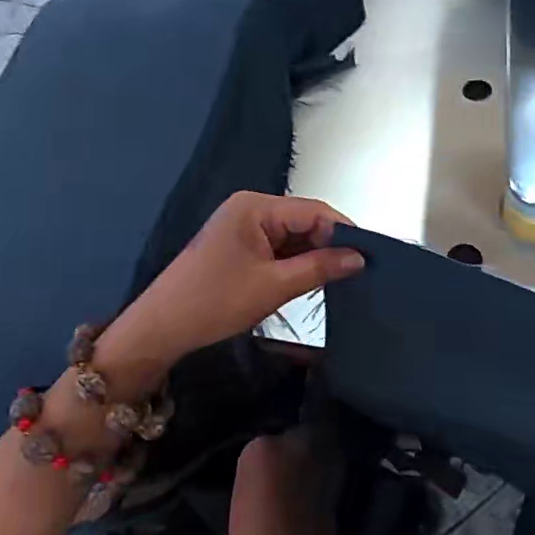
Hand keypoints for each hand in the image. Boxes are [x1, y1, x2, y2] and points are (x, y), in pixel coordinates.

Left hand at [102, 192, 363, 377]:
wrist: (162, 327)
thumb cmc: (215, 302)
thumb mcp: (274, 286)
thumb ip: (320, 267)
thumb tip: (359, 258)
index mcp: (256, 207)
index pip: (314, 210)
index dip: (344, 231)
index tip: (372, 256)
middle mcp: (249, 208)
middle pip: (304, 221)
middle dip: (329, 245)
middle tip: (360, 272)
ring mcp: (242, 227)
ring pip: (292, 237)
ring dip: (312, 257)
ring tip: (342, 279)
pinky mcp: (238, 246)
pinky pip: (277, 248)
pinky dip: (294, 264)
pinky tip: (311, 281)